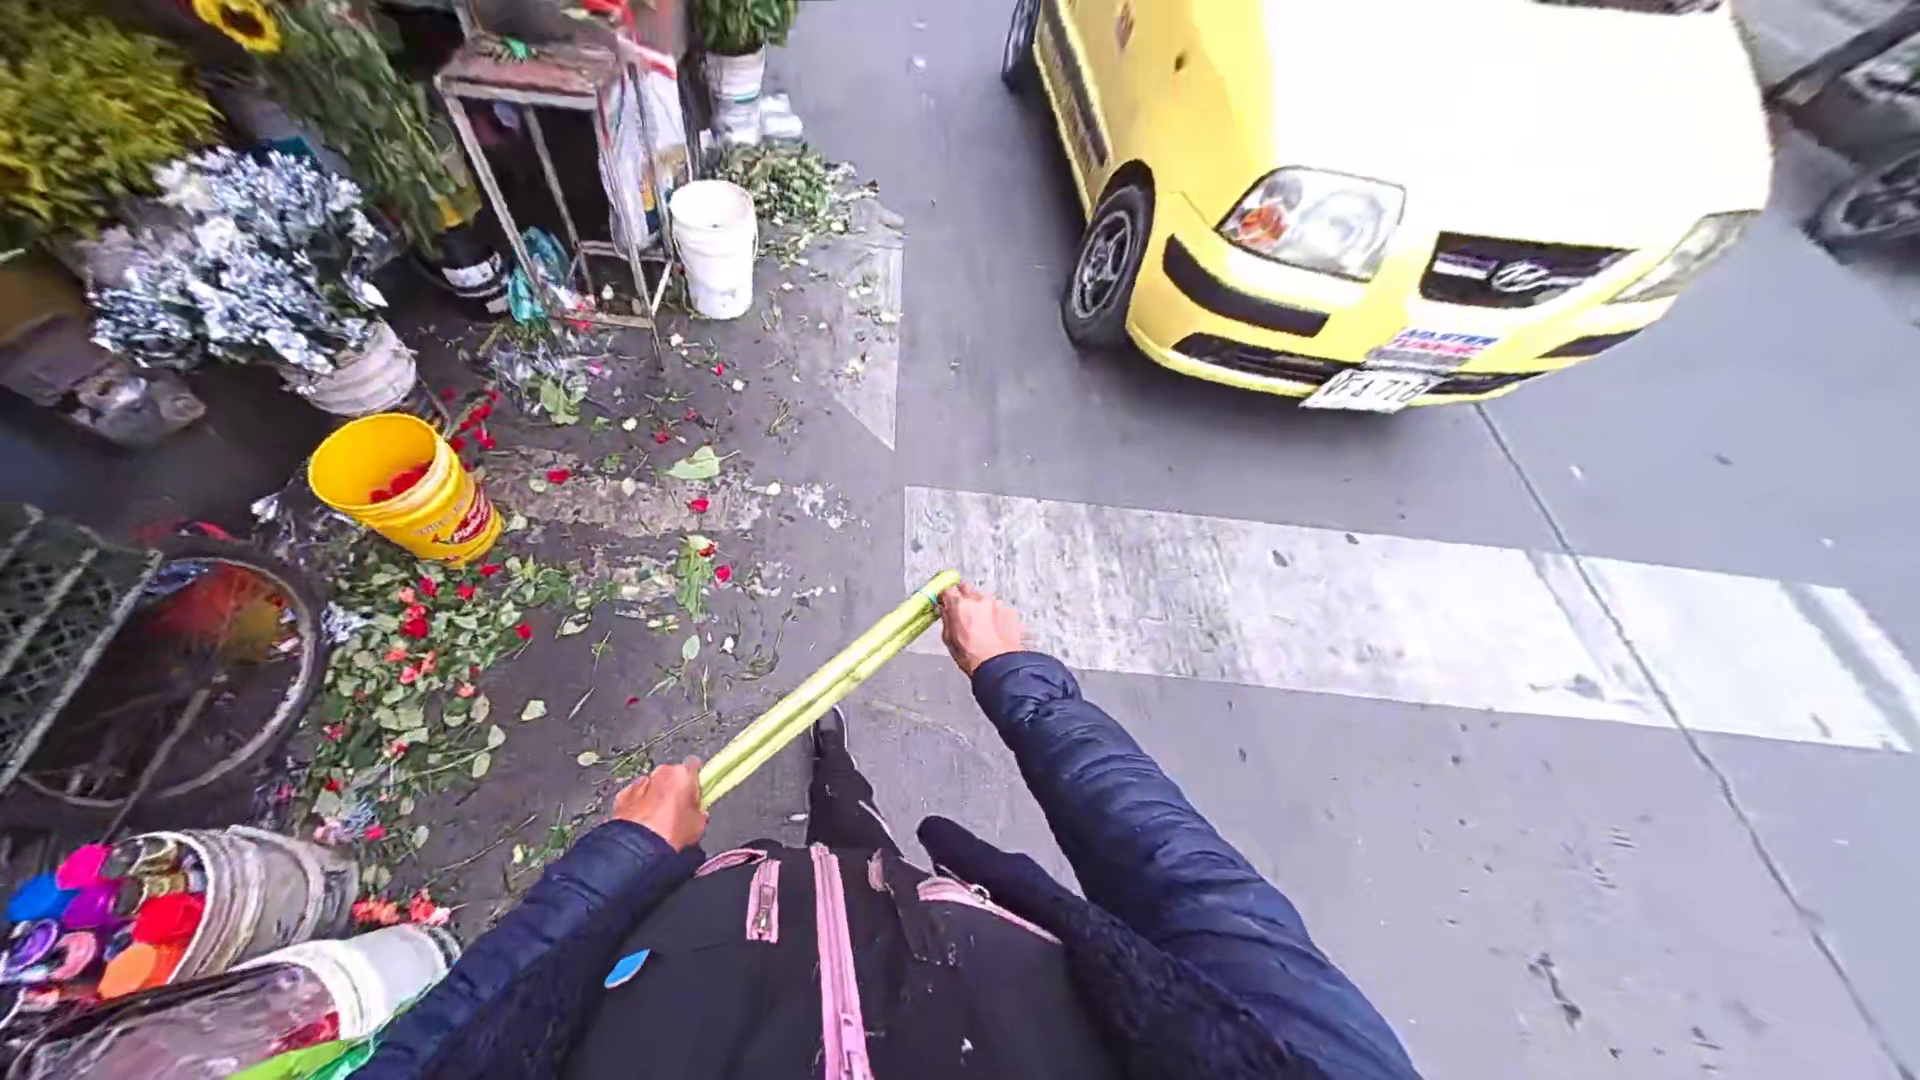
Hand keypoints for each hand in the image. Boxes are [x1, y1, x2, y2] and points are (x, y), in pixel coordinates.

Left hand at [611, 757, 707, 850]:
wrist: (635, 850)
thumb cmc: (673, 833)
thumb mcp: (699, 825)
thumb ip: (700, 811)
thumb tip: (697, 810)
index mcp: (683, 774)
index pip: (694, 767)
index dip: (695, 781)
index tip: (695, 794)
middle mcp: (660, 772)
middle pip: (671, 775)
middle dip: (672, 788)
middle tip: (676, 810)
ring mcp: (638, 783)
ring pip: (650, 785)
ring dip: (653, 796)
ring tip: (654, 819)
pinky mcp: (621, 797)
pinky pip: (633, 797)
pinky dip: (636, 805)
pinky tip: (638, 823)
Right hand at [938, 583, 1024, 675]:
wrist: (999, 665)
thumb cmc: (973, 656)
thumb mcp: (949, 640)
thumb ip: (946, 620)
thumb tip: (945, 611)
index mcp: (959, 605)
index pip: (948, 591)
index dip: (945, 597)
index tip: (945, 602)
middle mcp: (978, 599)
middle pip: (966, 588)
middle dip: (963, 596)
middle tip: (962, 610)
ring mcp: (995, 603)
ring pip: (983, 598)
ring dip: (980, 606)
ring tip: (981, 625)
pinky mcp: (1009, 611)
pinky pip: (998, 607)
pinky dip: (994, 614)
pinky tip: (994, 629)